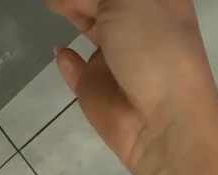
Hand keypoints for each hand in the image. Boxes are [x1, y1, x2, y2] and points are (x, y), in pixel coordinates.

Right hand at [48, 0, 217, 174]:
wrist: (163, 121)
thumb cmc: (154, 46)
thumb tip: (62, 0)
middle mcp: (136, 25)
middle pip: (101, 0)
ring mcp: (115, 59)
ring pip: (88, 26)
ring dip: (72, 11)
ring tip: (54, 2)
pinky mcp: (96, 90)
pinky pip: (76, 71)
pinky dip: (67, 61)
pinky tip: (61, 52)